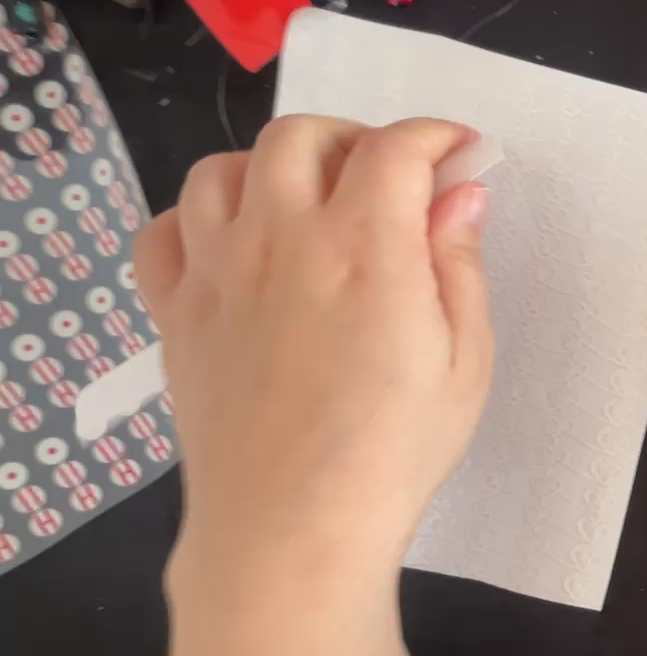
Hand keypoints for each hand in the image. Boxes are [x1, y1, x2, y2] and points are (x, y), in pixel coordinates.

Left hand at [135, 116, 492, 591]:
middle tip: (401, 176)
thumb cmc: (402, 443)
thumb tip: (463, 196)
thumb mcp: (467, 358)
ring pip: (226, 167)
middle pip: (302, 137)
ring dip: (285, 164)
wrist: (295, 520)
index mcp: (368, 252)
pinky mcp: (175, 307)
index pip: (393, 151)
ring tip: (326, 201)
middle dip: (361, 137)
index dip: (434, 136)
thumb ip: (461, 266)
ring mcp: (216, 270)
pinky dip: (213, 208)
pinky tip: (251, 239)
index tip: (464, 150)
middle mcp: (283, 240)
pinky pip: (170, 223)